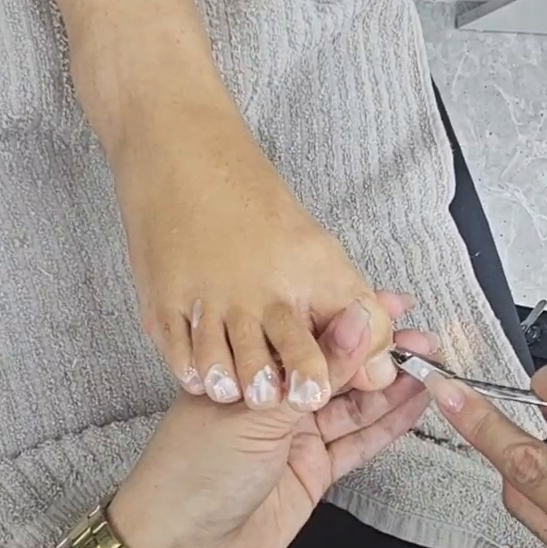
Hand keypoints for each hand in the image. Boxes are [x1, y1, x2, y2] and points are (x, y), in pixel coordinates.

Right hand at [107, 99, 397, 412]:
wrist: (180, 150)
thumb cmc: (251, 199)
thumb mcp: (314, 244)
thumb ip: (349, 306)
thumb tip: (382, 368)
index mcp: (308, 271)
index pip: (350, 340)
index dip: (352, 373)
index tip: (341, 380)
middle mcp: (260, 290)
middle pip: (296, 367)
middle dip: (302, 391)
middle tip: (295, 396)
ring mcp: (208, 299)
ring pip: (233, 374)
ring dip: (243, 388)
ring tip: (244, 389)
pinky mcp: (164, 302)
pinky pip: (182, 360)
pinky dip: (196, 375)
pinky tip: (205, 372)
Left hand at [108, 298, 432, 547]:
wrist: (182, 547)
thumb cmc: (200, 467)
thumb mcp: (260, 411)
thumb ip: (318, 370)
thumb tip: (360, 316)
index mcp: (254, 370)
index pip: (312, 336)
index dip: (354, 320)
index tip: (394, 305)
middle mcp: (277, 398)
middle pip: (337, 371)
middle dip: (380, 355)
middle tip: (424, 339)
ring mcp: (296, 436)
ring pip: (353, 406)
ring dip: (390, 389)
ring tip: (430, 368)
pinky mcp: (313, 471)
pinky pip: (356, 443)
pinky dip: (385, 427)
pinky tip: (414, 407)